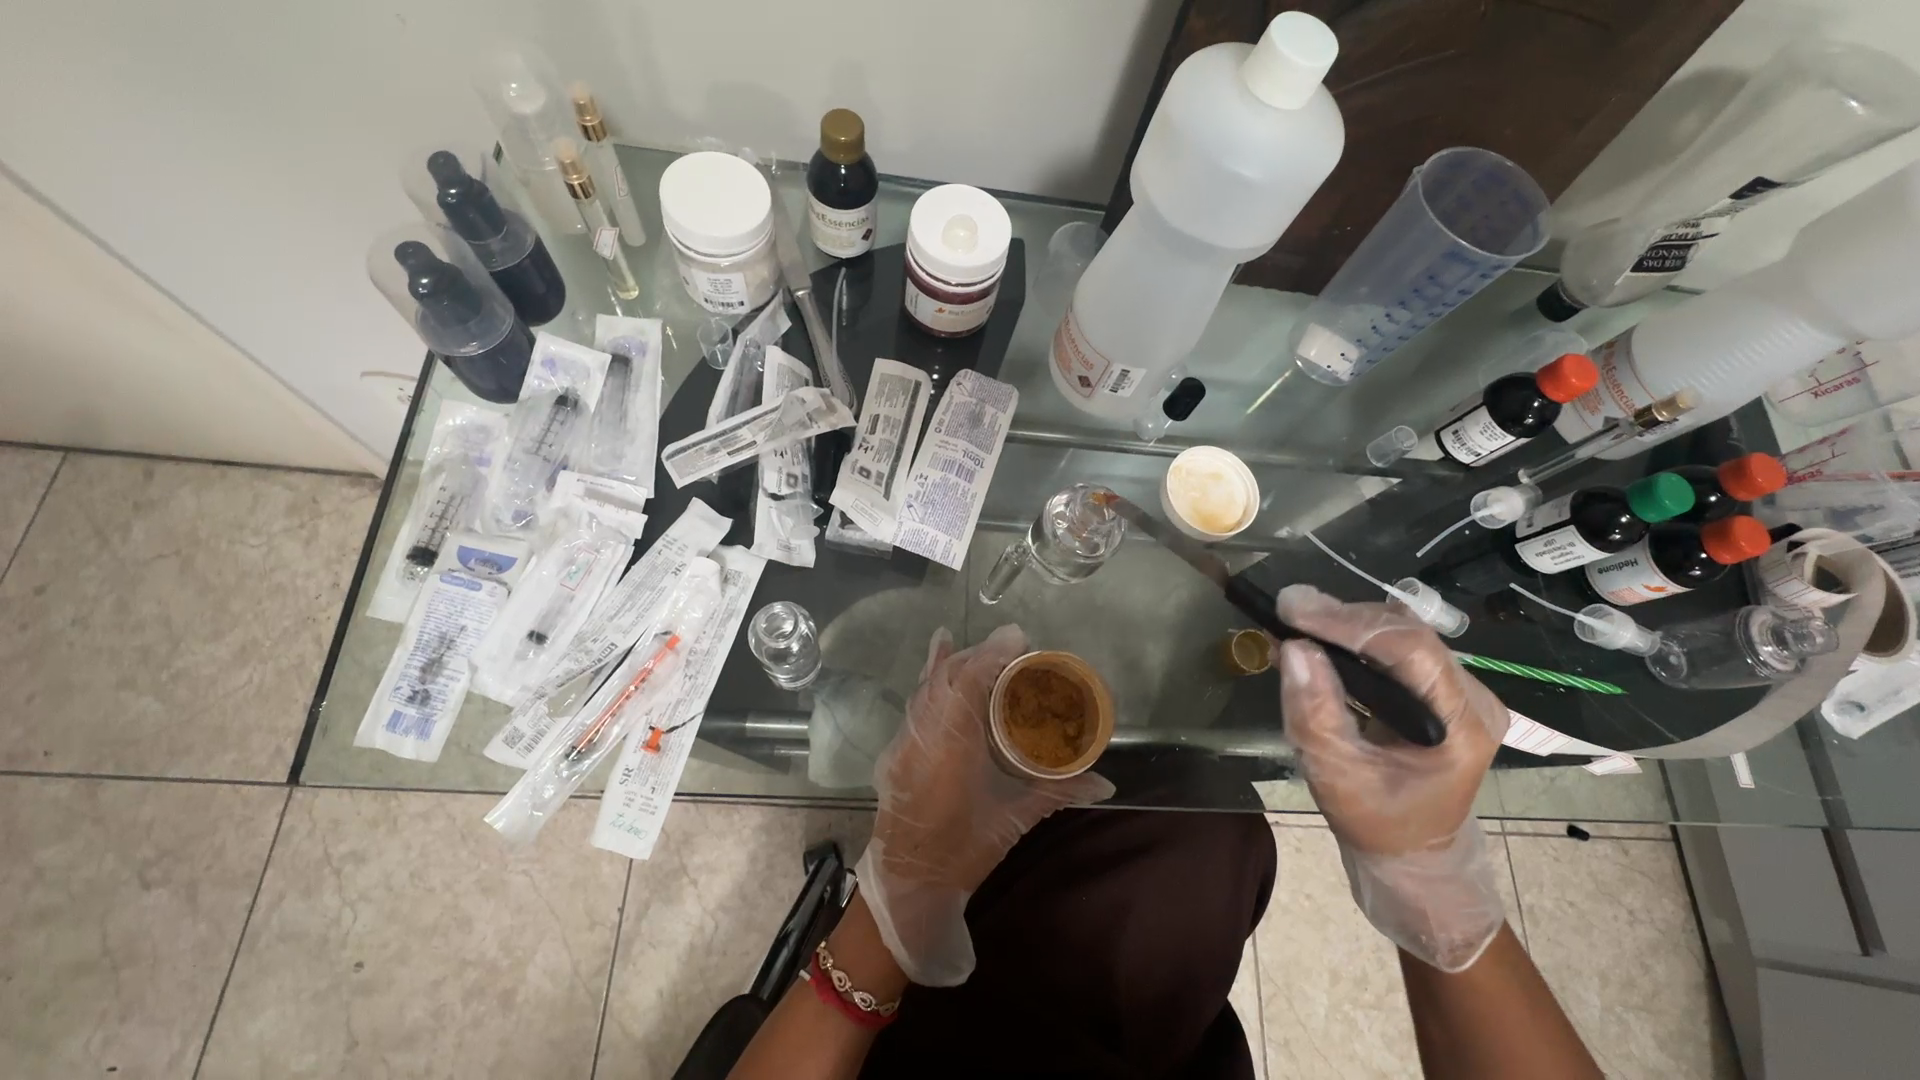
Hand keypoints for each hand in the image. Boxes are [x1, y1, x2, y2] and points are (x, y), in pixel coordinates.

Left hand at [855, 625, 1112, 985]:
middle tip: (1012, 648)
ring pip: (927, 687)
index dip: (991, 655)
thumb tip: (1105, 784)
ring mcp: (904, 741)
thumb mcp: (1013, 820)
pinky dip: (929, 677)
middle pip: (947, 677)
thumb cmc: (962, 852)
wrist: (906, 883)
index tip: (1017, 637)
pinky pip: (914, 703)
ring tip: (982, 647)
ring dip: (954, 663)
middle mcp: (924, 735)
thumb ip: (1058, 794)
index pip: (968, 684)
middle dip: (978, 656)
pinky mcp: (895, 750)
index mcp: (952, 748)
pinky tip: (937, 654)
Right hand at [1275, 585, 1510, 971]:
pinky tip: (1319, 638)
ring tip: (1297, 621)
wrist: (1412, 853)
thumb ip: (1316, 714)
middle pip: (1409, 632)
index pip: (1410, 648)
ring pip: (1403, 632)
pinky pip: (1397, 647)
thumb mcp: (1337, 776)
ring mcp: (1460, 691)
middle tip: (1287, 607)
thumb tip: (1293, 648)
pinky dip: (1354, 638)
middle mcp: (1472, 697)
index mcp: (1462, 724)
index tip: (1293, 609)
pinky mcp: (1439, 689)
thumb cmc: (1377, 823)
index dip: (1350, 622)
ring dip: (1348, 624)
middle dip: (1344, 617)